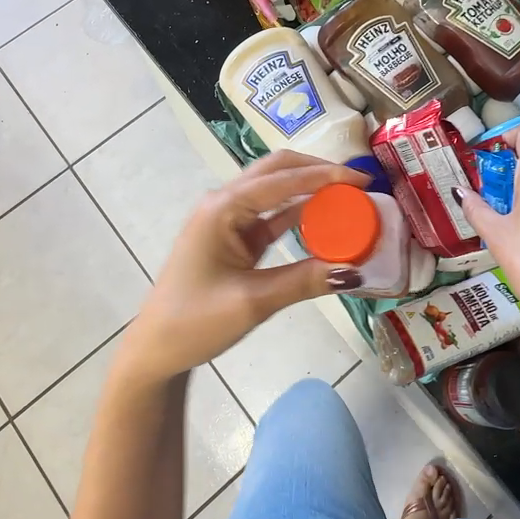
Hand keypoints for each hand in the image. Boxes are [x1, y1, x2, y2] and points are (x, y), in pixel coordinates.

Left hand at [119, 150, 370, 381]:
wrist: (156, 348)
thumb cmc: (195, 322)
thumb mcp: (252, 302)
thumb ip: (303, 281)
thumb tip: (354, 270)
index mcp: (222, 208)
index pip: (282, 179)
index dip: (324, 176)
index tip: (363, 181)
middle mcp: (224, 203)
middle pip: (277, 170)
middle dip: (318, 171)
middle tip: (359, 185)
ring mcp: (229, 218)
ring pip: (276, 188)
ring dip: (311, 189)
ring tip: (350, 199)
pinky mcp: (235, 235)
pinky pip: (272, 214)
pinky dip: (300, 212)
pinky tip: (327, 219)